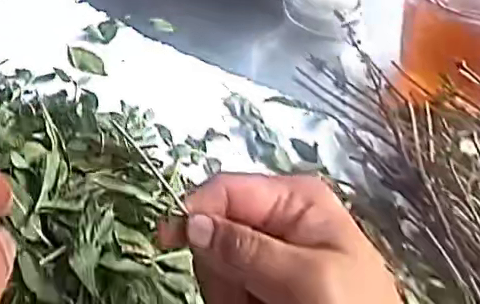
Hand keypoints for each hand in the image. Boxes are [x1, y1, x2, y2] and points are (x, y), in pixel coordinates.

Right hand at [158, 174, 398, 303]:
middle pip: (218, 226)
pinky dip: (237, 301)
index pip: (227, 188)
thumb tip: (193, 221)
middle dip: (221, 264)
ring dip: (229, 290)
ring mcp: (275, 254)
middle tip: (245, 298)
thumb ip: (250, 248)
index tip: (171, 240)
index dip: (196, 209)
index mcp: (295, 198)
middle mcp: (281, 219)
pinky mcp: (271, 285)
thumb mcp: (308, 278)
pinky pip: (232, 286)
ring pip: (220, 261)